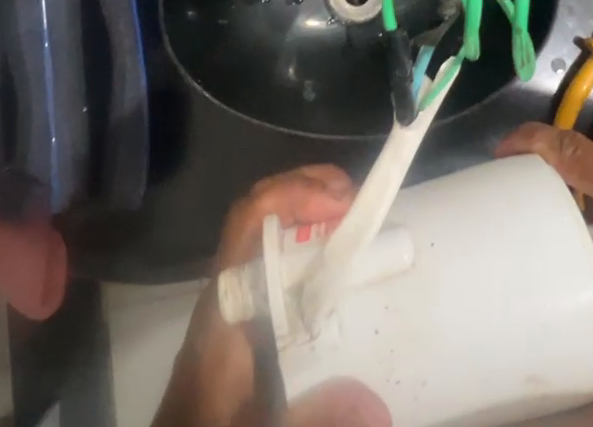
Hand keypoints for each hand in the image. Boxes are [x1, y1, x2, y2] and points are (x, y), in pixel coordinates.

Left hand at [152, 166, 390, 426]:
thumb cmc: (211, 420)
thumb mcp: (260, 418)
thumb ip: (314, 412)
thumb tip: (381, 407)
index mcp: (226, 300)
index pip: (248, 221)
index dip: (294, 196)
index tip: (343, 203)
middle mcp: (227, 286)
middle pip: (257, 212)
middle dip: (305, 188)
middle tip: (357, 197)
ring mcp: (232, 295)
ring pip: (262, 228)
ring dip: (304, 208)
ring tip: (351, 212)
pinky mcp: (241, 313)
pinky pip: (269, 256)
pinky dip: (302, 239)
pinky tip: (333, 255)